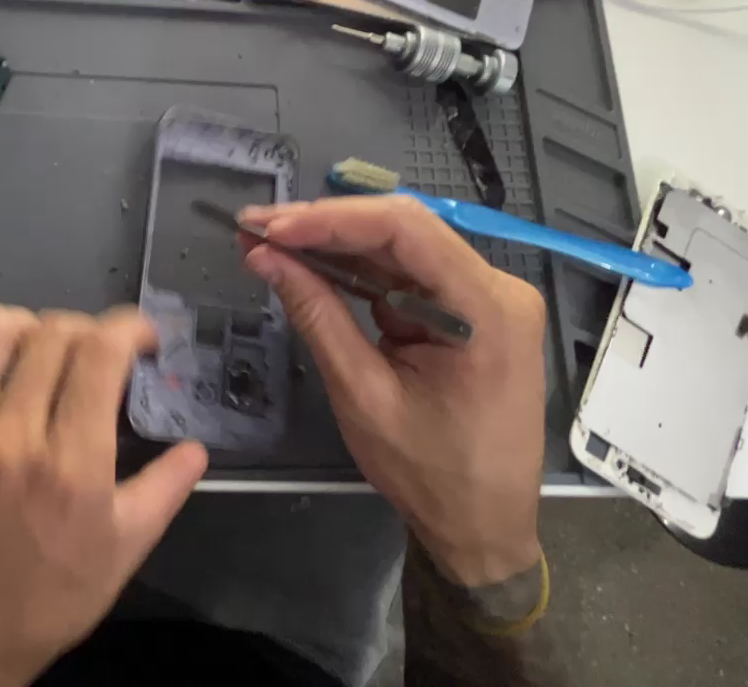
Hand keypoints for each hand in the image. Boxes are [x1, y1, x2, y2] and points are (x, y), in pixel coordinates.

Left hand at [0, 304, 208, 686]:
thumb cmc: (51, 594)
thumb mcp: (125, 549)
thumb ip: (166, 487)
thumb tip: (197, 445)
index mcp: (71, 466)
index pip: (100, 352)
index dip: (130, 327)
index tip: (141, 338)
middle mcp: (9, 437)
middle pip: (53, 331)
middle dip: (88, 331)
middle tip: (95, 357)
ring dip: (28, 327)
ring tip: (38, 355)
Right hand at [240, 196, 545, 586]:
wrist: (482, 528)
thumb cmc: (430, 473)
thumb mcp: (362, 393)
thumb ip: (316, 315)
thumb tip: (264, 256)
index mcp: (487, 308)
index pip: (405, 231)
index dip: (330, 219)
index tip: (270, 228)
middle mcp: (492, 288)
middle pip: (399, 229)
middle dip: (321, 224)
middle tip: (254, 225)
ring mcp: (478, 295)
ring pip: (394, 245)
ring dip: (327, 241)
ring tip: (265, 237)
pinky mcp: (457, 307)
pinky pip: (397, 271)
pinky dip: (347, 267)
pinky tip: (302, 258)